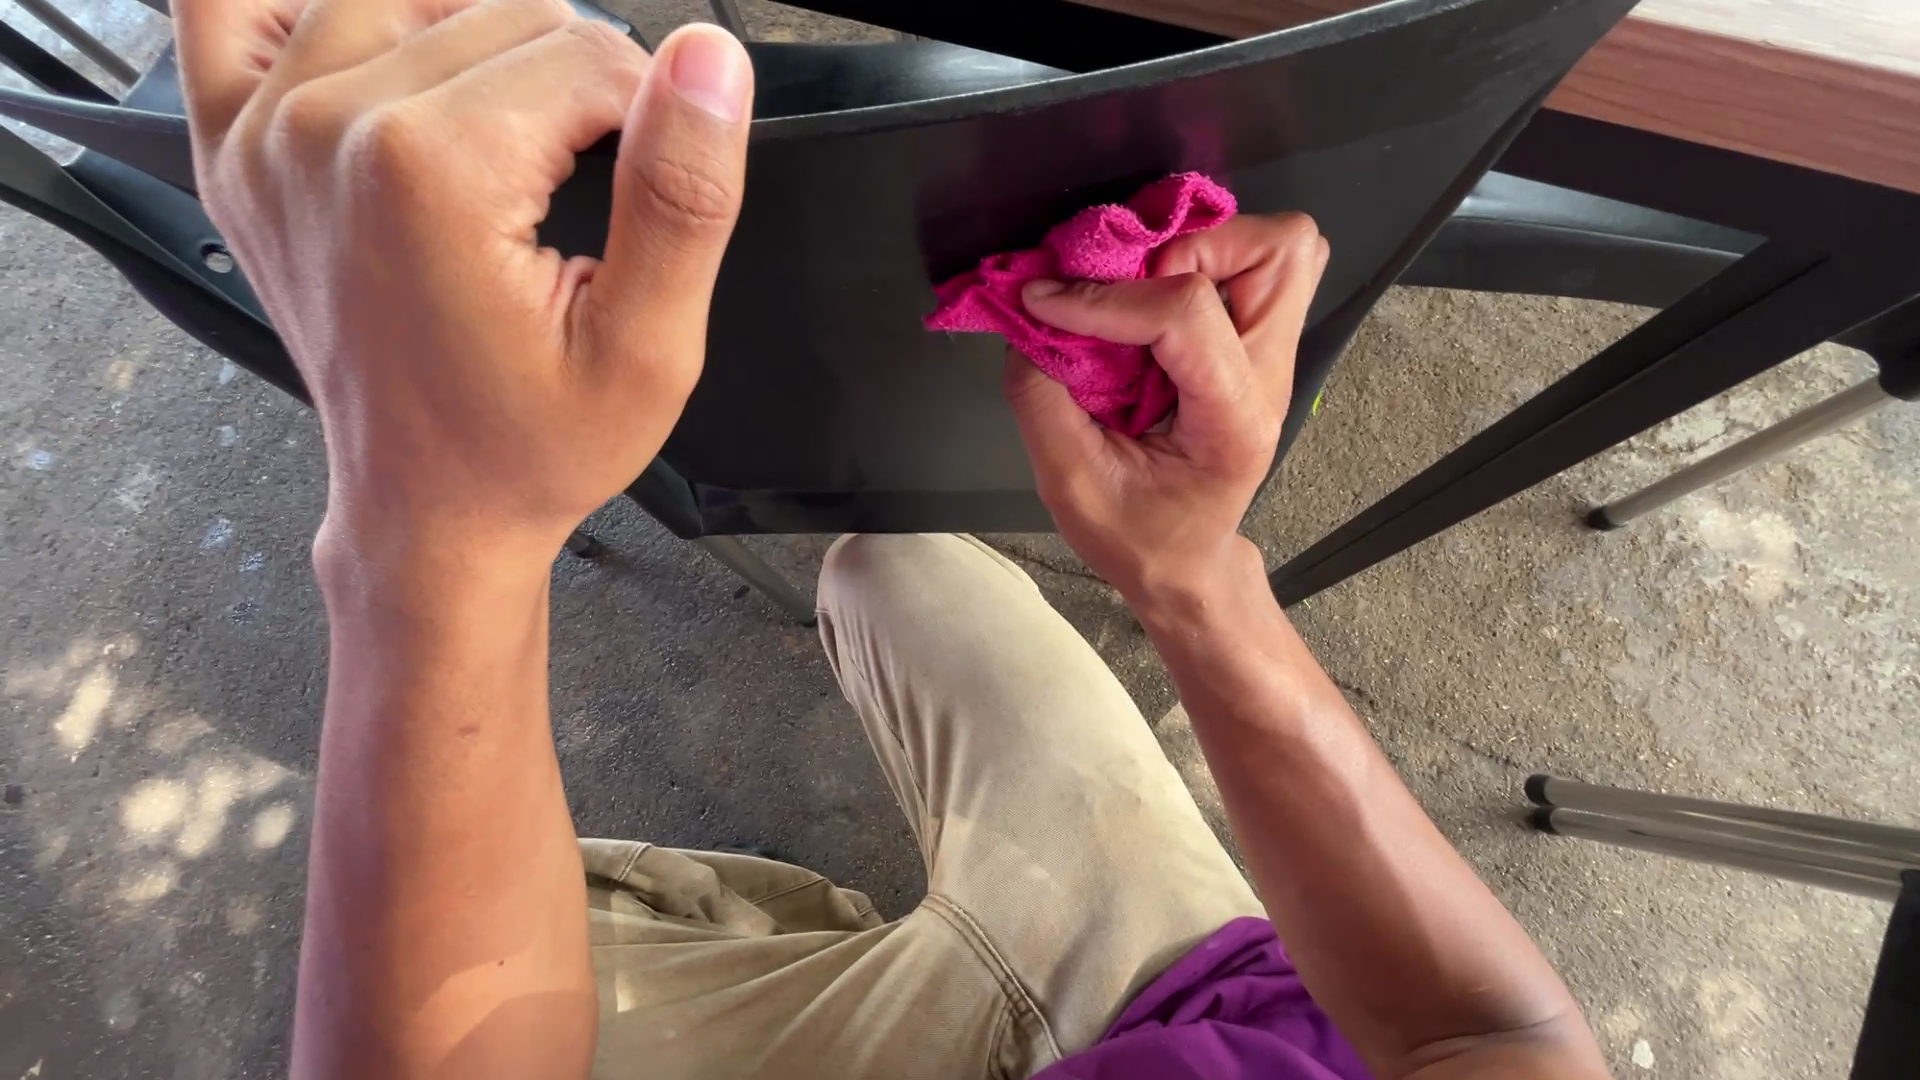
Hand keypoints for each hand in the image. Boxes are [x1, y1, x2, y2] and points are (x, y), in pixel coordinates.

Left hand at [176, 0, 753, 566]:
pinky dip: (351, 19)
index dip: (659, 122)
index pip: (593, 53)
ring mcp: (266, 127)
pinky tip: (411, 78)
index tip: (659, 200)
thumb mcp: (648, 349)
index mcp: (437, 171)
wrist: (435, 506)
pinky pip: (254, 4)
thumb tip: (710, 63)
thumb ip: (681, 199)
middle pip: (512, 16)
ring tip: (533, 162)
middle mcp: (330, 123)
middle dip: (587, 97)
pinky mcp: (240, 143)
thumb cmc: (535, 446)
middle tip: (604, 202)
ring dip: (502, 62)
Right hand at [1005, 213, 1328, 618]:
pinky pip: (1253, 268)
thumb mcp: (1069, 482)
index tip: (1042, 303)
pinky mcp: (1254, 349)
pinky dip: (1203, 259)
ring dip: (1204, 246)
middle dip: (1187, 248)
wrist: (1182, 561)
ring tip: (1139, 284)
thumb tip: (1024, 323)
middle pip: (1279, 251)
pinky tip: (1149, 295)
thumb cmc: (1137, 537)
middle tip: (1121, 283)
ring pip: (1281, 248)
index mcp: (1231, 421)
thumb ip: (1039, 399)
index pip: (1185, 313)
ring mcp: (1270, 359)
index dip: (1103, 297)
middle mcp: (1268, 378)